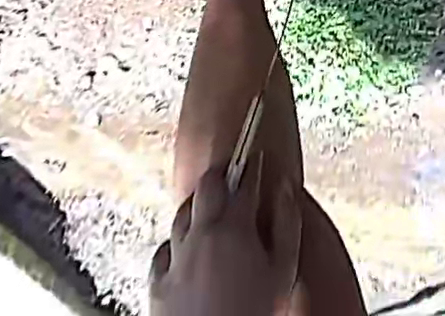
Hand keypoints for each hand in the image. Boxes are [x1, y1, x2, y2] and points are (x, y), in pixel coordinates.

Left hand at [150, 160, 297, 315]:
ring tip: (210, 207)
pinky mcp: (157, 286)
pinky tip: (186, 249)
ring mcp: (176, 260)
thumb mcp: (284, 270)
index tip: (259, 159)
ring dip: (197, 205)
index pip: (246, 181)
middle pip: (206, 186)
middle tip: (232, 171)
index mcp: (234, 228)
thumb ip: (287, 222)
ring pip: (182, 214)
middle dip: (221, 174)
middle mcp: (201, 236)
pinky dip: (175, 243)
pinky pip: (163, 251)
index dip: (255, 166)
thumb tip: (285, 190)